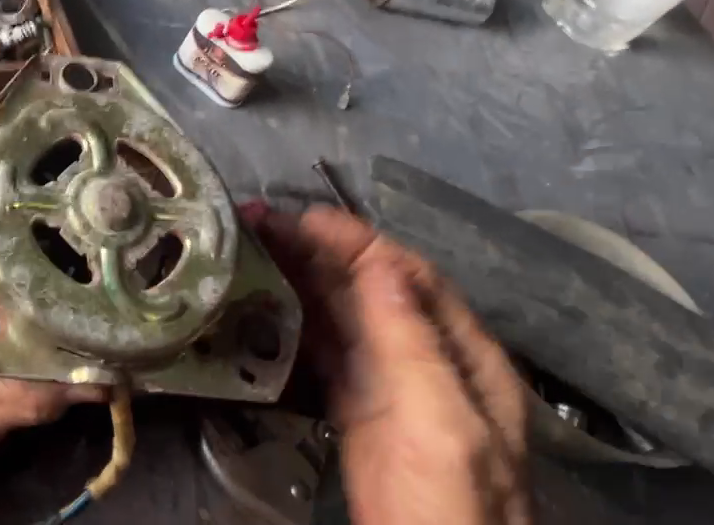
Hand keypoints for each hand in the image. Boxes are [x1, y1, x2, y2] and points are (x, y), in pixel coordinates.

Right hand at [244, 203, 531, 524]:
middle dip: (316, 250)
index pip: (409, 276)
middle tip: (257, 223)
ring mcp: (389, 383)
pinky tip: (260, 298)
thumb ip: (410, 342)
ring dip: (297, 275)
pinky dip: (292, 317)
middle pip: (369, 287)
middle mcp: (427, 358)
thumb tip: (378, 259)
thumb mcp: (438, 424)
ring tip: (248, 246)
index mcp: (465, 356)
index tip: (301, 218)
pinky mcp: (355, 406)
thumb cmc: (447, 506)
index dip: (356, 241)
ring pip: (340, 312)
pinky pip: (323, 346)